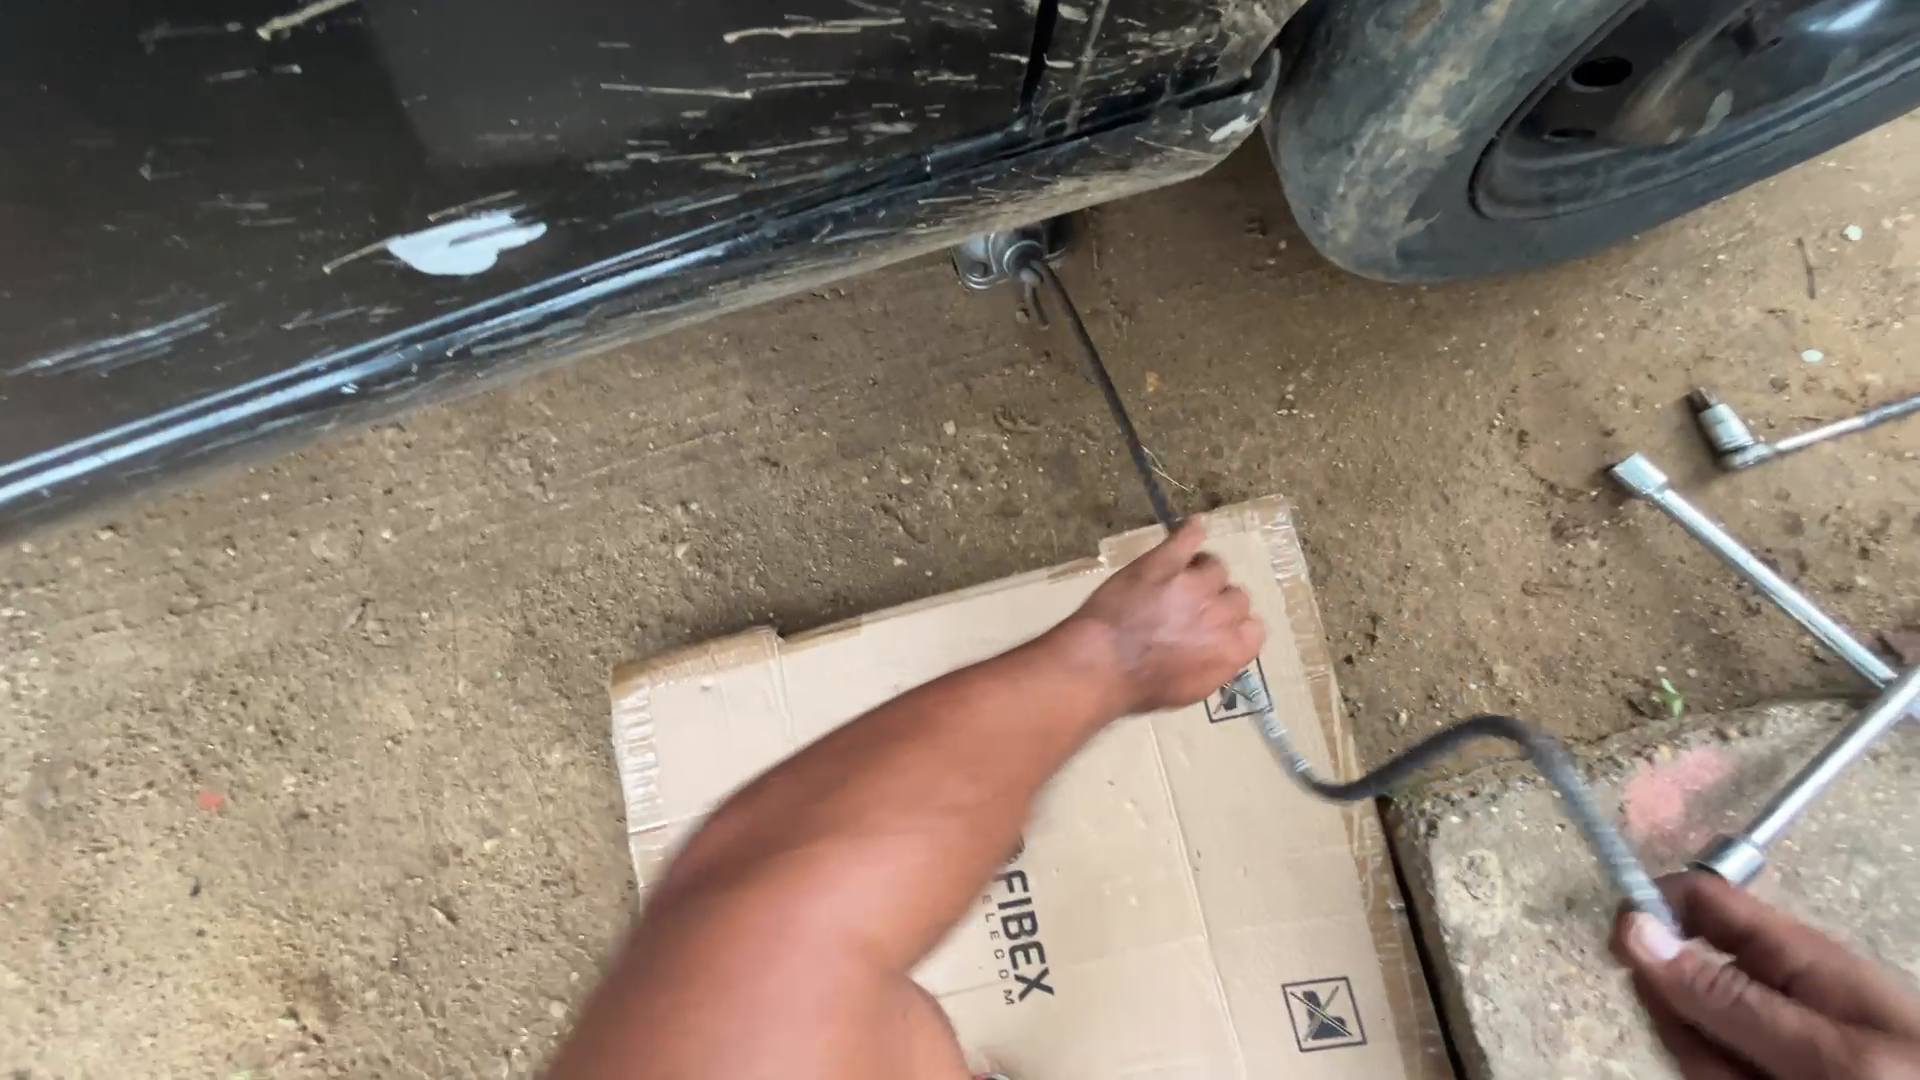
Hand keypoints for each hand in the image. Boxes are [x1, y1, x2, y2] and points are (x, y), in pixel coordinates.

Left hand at [1055, 521, 1264, 715]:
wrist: (1100, 664)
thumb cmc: (1139, 688)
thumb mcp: (1190, 692)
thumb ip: (1215, 664)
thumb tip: (1222, 650)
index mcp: (1232, 649)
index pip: (1253, 628)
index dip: (1233, 626)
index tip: (1215, 629)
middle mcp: (1220, 614)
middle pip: (1236, 596)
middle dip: (1218, 602)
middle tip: (1192, 608)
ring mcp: (1192, 583)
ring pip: (1215, 567)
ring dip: (1203, 572)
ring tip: (1183, 578)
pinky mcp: (1163, 563)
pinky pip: (1186, 539)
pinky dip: (1190, 533)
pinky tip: (1193, 528)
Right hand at [1614, 871, 1919, 1078]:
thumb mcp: (1828, 1053)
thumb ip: (1728, 994)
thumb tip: (1631, 927)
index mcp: (1793, 954)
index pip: (1693, 895)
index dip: (1647, 910)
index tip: (1621, 956)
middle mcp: (1770, 981)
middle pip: (1673, 969)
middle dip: (1679, 1016)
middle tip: (1728, 1064)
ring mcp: (1767, 1025)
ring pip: (1682, 1020)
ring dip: (1703, 1061)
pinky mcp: (1764, 1061)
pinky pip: (1706, 1058)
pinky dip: (1717, 1077)